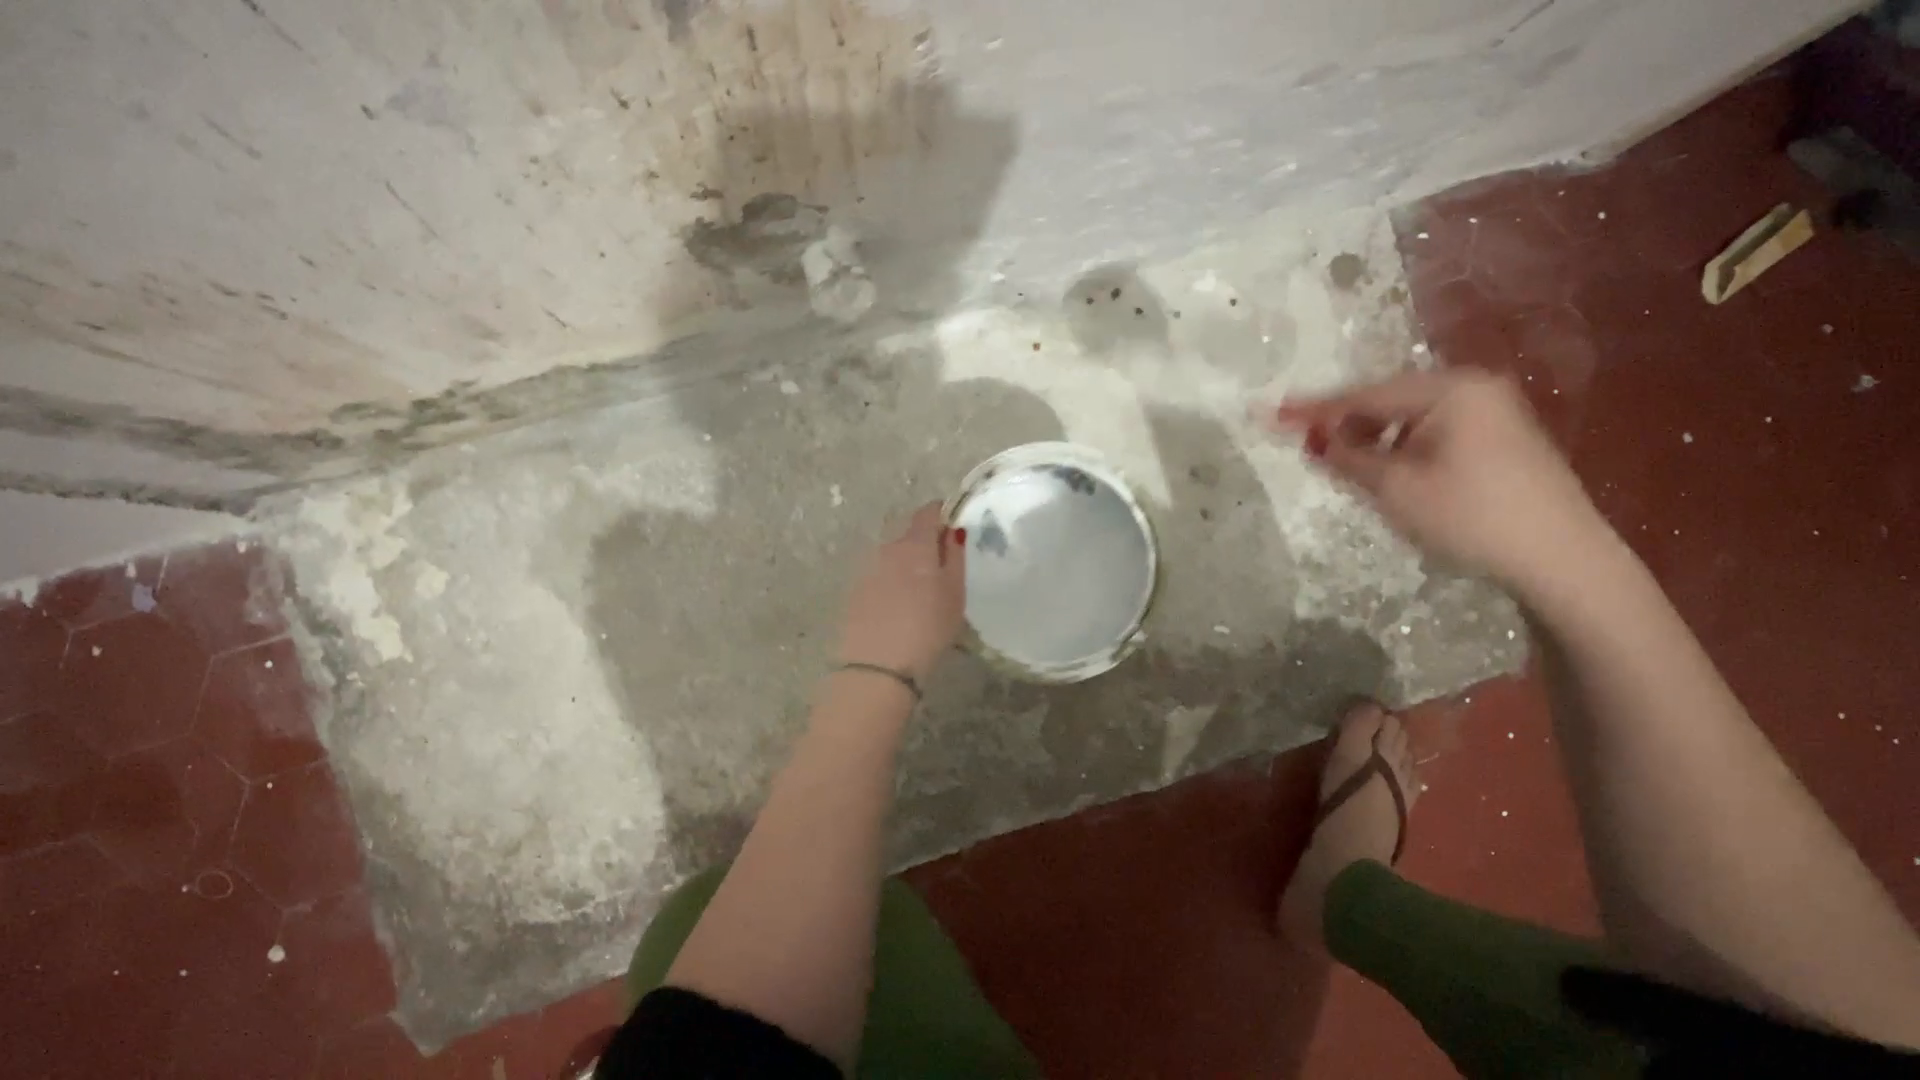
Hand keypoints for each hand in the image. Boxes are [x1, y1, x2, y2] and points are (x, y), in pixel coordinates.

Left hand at [837, 502, 966, 683]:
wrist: (877, 668)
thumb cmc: (927, 629)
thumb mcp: (954, 593)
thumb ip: (955, 556)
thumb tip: (954, 529)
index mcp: (914, 544)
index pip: (928, 512)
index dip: (942, 514)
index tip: (954, 527)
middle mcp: (887, 549)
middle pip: (909, 535)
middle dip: (925, 543)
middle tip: (943, 568)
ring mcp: (866, 570)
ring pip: (893, 557)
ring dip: (907, 565)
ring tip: (921, 592)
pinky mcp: (854, 593)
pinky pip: (879, 577)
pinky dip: (891, 583)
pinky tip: (899, 608)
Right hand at [1268, 369, 1606, 587]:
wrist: (1560, 559)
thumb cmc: (1470, 516)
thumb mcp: (1395, 488)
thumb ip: (1347, 457)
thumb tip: (1315, 440)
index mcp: (1450, 389)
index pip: (1365, 394)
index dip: (1313, 409)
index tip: (1269, 415)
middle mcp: (1474, 388)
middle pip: (1389, 401)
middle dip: (1345, 424)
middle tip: (1304, 444)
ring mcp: (1494, 413)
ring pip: (1412, 419)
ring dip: (1374, 440)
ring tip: (1343, 465)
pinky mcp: (1502, 440)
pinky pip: (1435, 432)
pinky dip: (1403, 449)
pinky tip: (1389, 473)